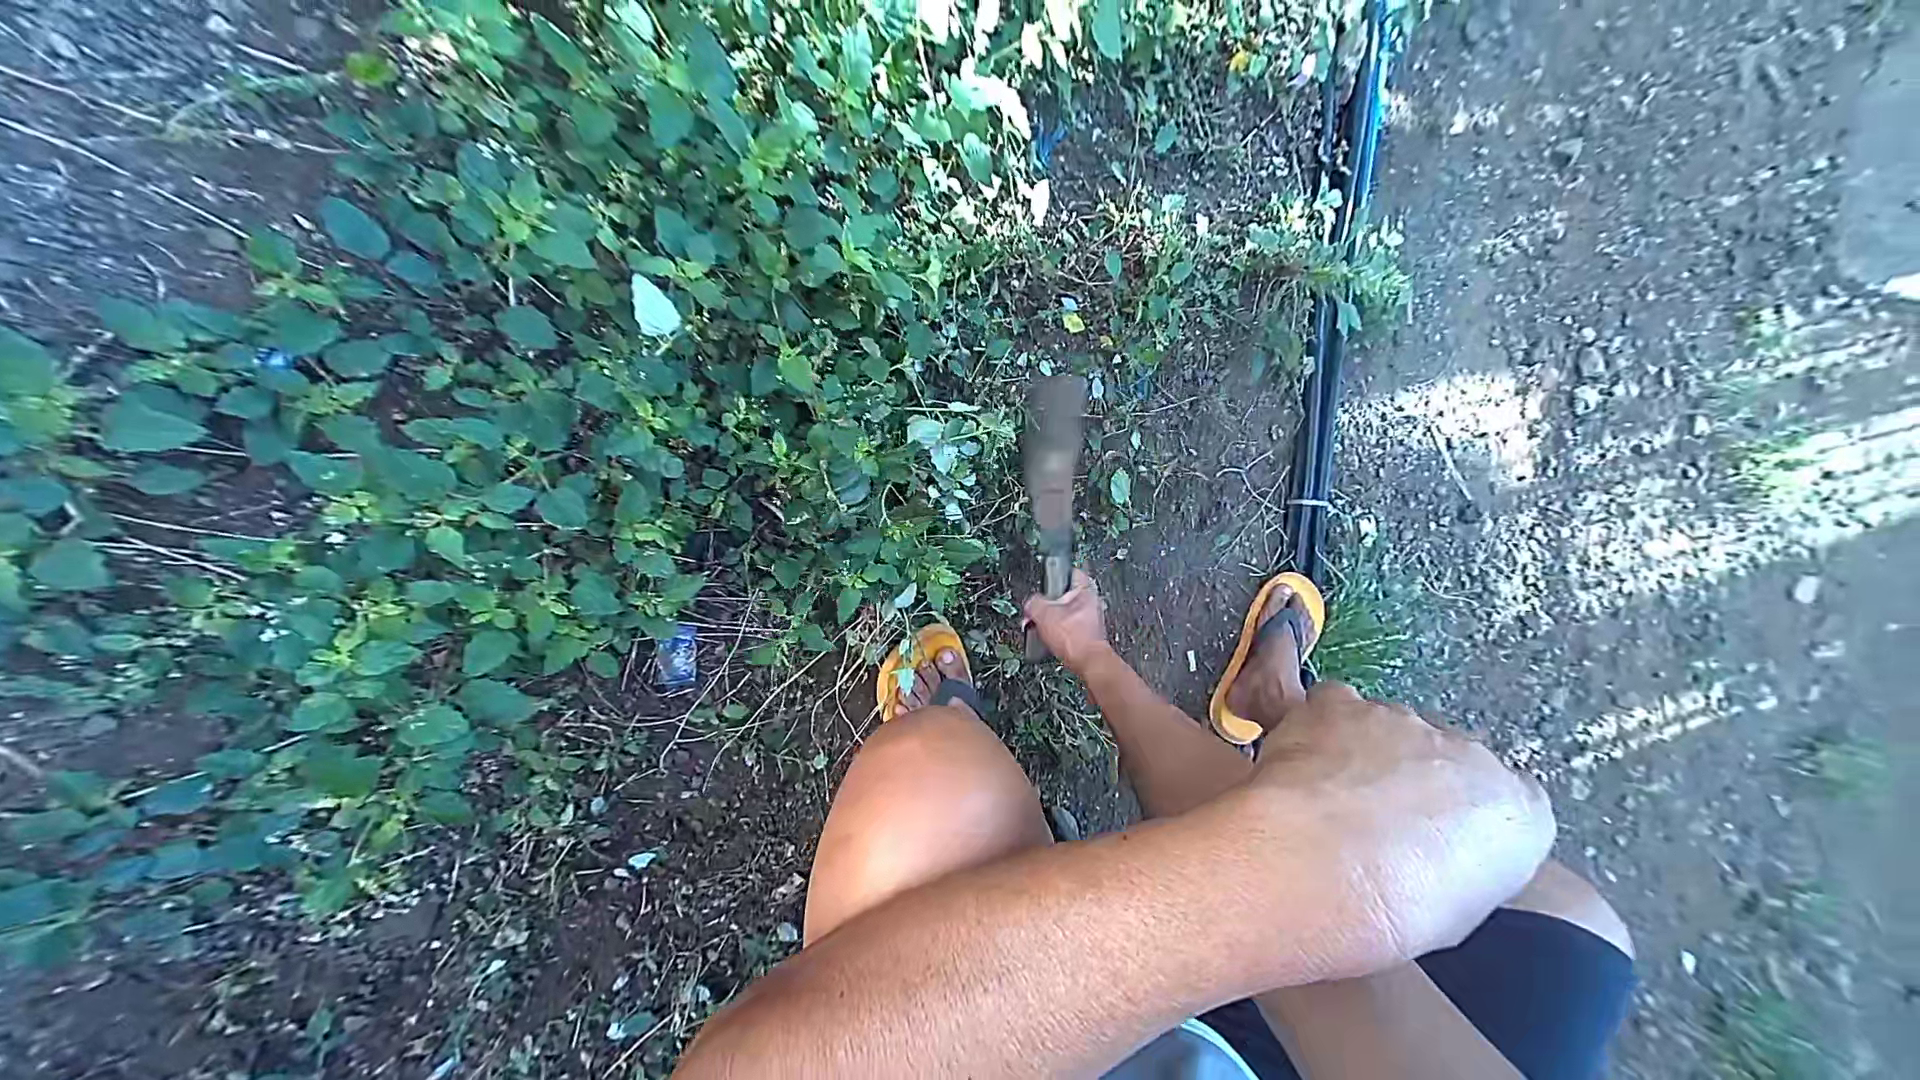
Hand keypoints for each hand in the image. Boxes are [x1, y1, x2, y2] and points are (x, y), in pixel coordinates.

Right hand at [1022, 569, 1111, 673]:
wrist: (1088, 663)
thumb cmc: (1075, 638)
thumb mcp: (1043, 613)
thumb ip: (1033, 602)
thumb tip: (1030, 604)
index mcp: (1085, 590)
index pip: (1071, 572)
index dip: (1055, 576)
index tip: (1047, 581)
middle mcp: (1092, 603)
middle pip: (1064, 597)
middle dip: (1049, 604)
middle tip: (1039, 610)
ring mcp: (1091, 620)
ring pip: (1065, 614)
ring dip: (1052, 620)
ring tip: (1042, 628)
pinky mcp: (1088, 635)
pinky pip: (1069, 629)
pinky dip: (1059, 633)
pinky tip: (1051, 640)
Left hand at [1245, 682, 1554, 973]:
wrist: (1331, 866)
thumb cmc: (1394, 906)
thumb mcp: (1463, 907)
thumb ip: (1465, 863)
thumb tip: (1434, 861)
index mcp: (1518, 811)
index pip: (1503, 795)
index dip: (1457, 809)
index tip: (1427, 827)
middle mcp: (1466, 753)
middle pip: (1437, 752)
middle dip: (1404, 774)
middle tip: (1366, 811)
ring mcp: (1399, 721)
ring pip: (1381, 723)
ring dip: (1358, 747)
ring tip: (1324, 790)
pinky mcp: (1339, 705)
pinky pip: (1330, 701)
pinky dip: (1315, 721)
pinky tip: (1298, 755)